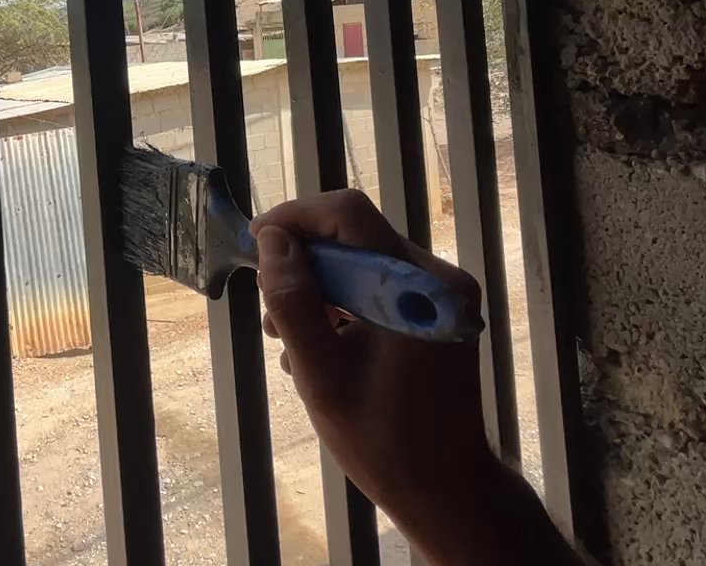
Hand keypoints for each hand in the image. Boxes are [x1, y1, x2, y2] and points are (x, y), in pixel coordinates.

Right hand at [250, 191, 494, 531]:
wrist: (448, 490)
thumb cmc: (384, 442)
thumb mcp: (322, 377)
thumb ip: (294, 303)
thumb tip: (271, 240)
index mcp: (417, 288)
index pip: (348, 214)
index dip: (295, 216)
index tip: (257, 242)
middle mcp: (436, 276)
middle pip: (351, 234)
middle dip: (301, 262)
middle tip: (270, 310)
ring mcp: (438, 291)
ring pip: (358, 256)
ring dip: (316, 285)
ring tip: (287, 336)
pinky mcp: (433, 305)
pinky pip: (374, 278)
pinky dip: (340, 299)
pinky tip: (319, 341)